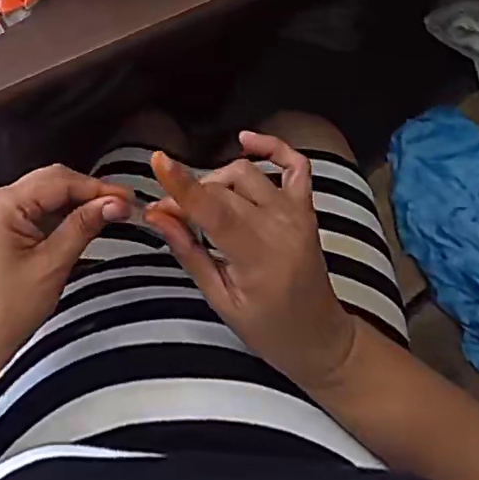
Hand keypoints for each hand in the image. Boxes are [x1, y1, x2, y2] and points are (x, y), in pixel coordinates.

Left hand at [0, 165, 132, 376]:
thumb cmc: (6, 309)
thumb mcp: (52, 265)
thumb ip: (83, 227)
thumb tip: (114, 204)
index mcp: (5, 203)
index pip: (59, 181)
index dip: (97, 188)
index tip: (128, 198)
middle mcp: (0, 199)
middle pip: (54, 180)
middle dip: (90, 190)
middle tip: (124, 204)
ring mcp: (1, 211)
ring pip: (49, 192)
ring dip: (80, 200)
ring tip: (112, 212)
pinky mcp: (7, 225)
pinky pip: (41, 208)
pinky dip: (66, 212)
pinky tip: (87, 220)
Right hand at [142, 133, 358, 391]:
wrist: (322, 338)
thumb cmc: (268, 329)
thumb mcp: (220, 300)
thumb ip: (188, 252)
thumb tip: (156, 215)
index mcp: (260, 259)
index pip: (215, 211)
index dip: (184, 184)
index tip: (158, 161)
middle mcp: (282, 229)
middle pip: (222, 190)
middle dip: (187, 194)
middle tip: (167, 213)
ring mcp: (298, 214)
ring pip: (245, 173)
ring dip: (214, 179)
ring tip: (201, 203)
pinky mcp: (306, 208)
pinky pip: (295, 164)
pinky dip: (271, 147)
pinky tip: (245, 141)